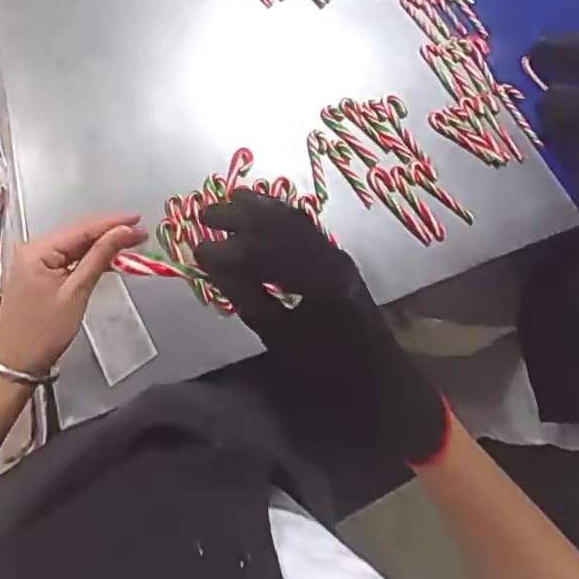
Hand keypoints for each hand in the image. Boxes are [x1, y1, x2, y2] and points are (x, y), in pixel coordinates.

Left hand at [0, 214, 142, 375]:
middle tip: (140, 231)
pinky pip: (67, 257)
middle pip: (77, 233)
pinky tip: (108, 257)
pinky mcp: (38, 272)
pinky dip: (88, 257)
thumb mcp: (76, 293)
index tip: (139, 219)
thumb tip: (123, 231)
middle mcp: (33, 248)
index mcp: (38, 249)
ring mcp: (34, 260)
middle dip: (109, 231)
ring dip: (101, 244)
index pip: (82, 228)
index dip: (112, 223)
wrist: (15, 365)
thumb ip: (99, 258)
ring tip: (130, 241)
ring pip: (74, 245)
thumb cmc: (45, 332)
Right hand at [195, 192, 449, 465]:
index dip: (229, 251)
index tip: (198, 251)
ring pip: (293, 219)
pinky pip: (304, 224)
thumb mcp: (281, 340)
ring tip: (229, 198)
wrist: (380, 380)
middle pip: (280, 227)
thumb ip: (247, 298)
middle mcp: (330, 261)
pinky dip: (278, 212)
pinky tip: (260, 208)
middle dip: (239, 217)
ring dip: (258, 207)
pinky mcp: (337, 255)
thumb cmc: (328, 370)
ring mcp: (336, 254)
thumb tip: (213, 265)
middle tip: (204, 214)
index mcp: (318, 287)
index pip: (266, 257)